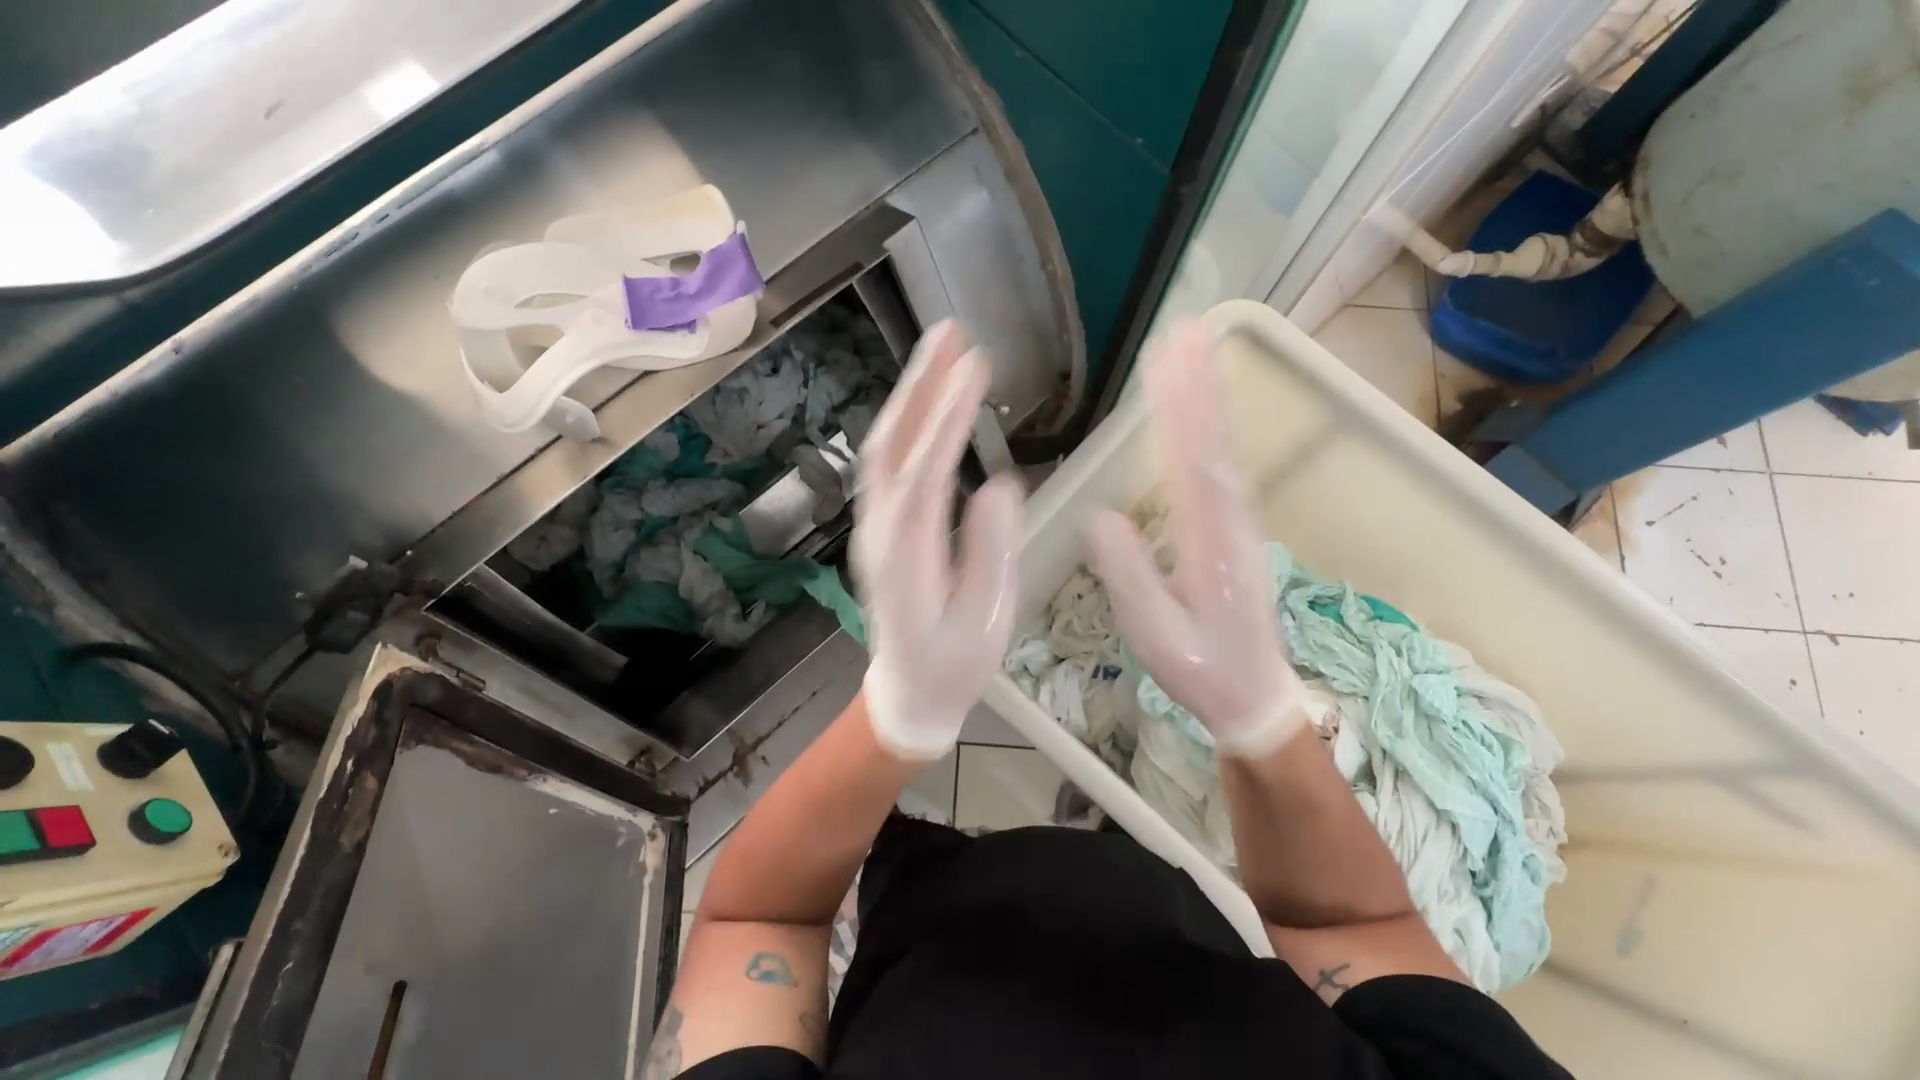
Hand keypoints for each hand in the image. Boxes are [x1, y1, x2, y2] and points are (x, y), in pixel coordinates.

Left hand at [853, 321, 1022, 760]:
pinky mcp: (882, 526)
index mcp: (907, 556)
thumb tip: (1000, 485)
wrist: (909, 692)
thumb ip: (992, 552)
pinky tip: (928, 399)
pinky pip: (888, 463)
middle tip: (951, 332)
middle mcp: (880, 531)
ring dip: (911, 395)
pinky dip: (907, 422)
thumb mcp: (985, 620)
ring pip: (885, 449)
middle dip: (920, 385)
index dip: (948, 418)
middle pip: (893, 445)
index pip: (925, 473)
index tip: (975, 366)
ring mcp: (874, 526)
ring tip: (943, 349)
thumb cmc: (954, 665)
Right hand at [1084, 319, 1307, 757]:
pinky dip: (1210, 429)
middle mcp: (1233, 521)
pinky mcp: (1236, 528)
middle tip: (1184, 330)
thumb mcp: (1156, 636)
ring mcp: (1239, 522)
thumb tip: (1099, 515)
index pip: (1194, 464)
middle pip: (1213, 442)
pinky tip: (1199, 410)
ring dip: (1207, 397)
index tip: (1166, 360)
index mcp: (1212, 544)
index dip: (1181, 409)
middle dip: (1197, 384)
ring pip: (1222, 449)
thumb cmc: (1201, 671)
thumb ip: (1129, 576)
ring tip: (1191, 351)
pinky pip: (1222, 466)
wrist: (1254, 696)